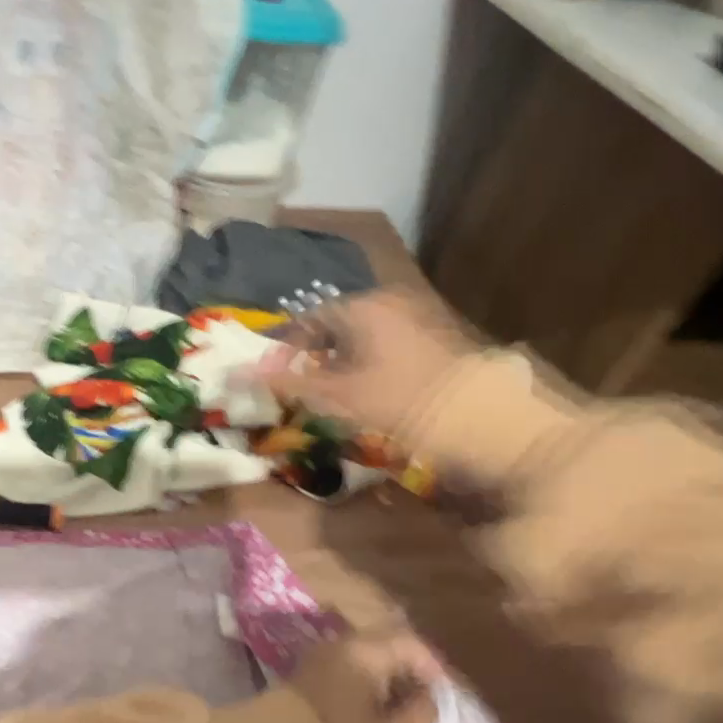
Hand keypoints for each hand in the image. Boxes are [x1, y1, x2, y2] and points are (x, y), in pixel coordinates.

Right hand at [260, 289, 478, 437]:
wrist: (484, 420)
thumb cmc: (399, 402)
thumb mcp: (336, 396)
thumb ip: (287, 381)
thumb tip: (239, 372)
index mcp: (363, 307)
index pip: (308, 319)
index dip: (286, 350)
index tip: (277, 380)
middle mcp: (392, 301)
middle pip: (338, 326)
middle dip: (316, 357)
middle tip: (304, 391)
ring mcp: (420, 317)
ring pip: (365, 337)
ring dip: (344, 363)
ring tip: (335, 398)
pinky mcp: (440, 339)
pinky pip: (390, 346)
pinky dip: (371, 365)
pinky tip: (372, 395)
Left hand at [284, 629, 442, 722]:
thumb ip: (420, 717)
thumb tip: (429, 699)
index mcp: (363, 650)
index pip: (412, 645)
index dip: (436, 673)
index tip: (447, 708)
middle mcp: (337, 647)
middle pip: (386, 654)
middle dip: (410, 683)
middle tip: (427, 719)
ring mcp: (315, 665)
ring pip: (364, 670)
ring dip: (385, 694)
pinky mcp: (301, 686)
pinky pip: (344, 683)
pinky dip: (362, 701)